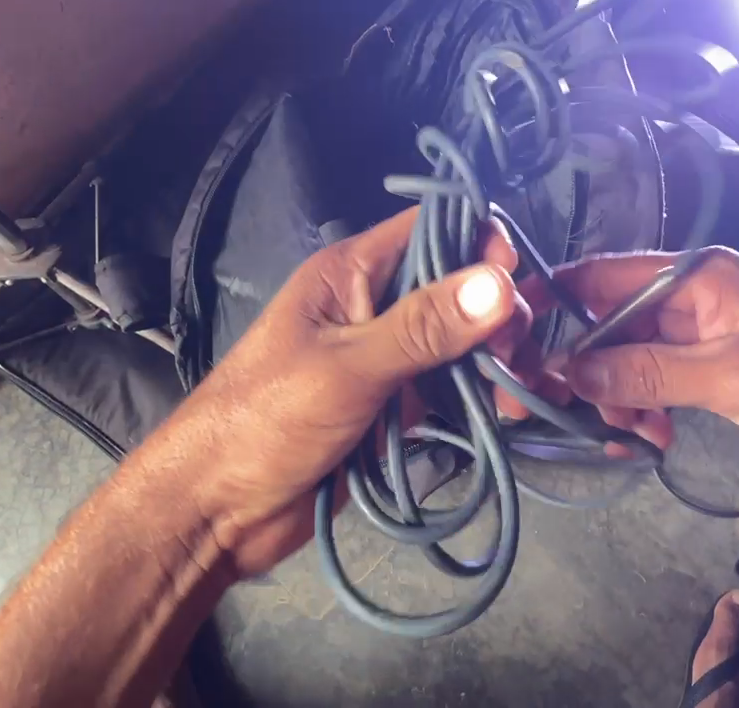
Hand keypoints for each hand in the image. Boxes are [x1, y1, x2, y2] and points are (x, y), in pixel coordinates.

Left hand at [136, 208, 527, 574]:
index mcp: (351, 271)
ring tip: (523, 389)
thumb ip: (424, 326)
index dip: (477, 240)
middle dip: (495, 310)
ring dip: (494, 357)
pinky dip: (480, 395)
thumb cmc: (268, 418)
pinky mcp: (394, 403)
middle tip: (516, 350)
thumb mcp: (349, 366)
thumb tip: (501, 283)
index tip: (518, 275)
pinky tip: (509, 414)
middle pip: (454, 286)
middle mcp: (373, 303)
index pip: (427, 229)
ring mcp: (386, 356)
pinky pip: (449, 386)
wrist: (216, 510)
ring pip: (458, 340)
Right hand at [544, 247, 738, 491]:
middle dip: (585, 363)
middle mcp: (691, 296)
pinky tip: (648, 434)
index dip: (555, 298)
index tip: (513, 330)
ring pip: (631, 356)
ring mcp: (701, 333)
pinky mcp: (713, 368)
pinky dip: (643, 404)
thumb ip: (644, 371)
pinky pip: (656, 379)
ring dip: (616, 392)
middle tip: (557, 406)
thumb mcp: (727, 375)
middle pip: (611, 323)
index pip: (604, 276)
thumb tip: (568, 370)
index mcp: (695, 275)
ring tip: (626, 431)